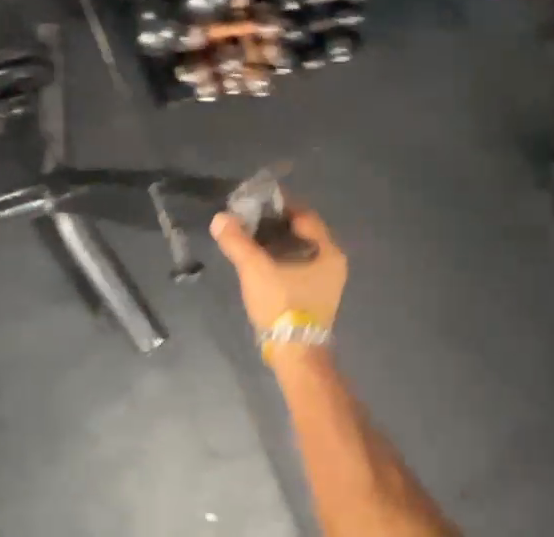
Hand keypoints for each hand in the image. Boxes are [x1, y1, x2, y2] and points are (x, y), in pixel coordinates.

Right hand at [210, 201, 347, 335]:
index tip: (253, 199)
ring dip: (274, 238)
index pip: (303, 214)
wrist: (295, 353)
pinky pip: (296, 262)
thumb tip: (220, 218)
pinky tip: (257, 256)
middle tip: (246, 215)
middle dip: (273, 221)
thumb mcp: (255, 268)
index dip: (278, 204)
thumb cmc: (282, 305)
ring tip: (246, 233)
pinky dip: (278, 254)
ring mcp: (325, 279)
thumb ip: (237, 241)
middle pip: (301, 229)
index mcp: (327, 251)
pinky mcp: (314, 293)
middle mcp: (332, 262)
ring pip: (297, 247)